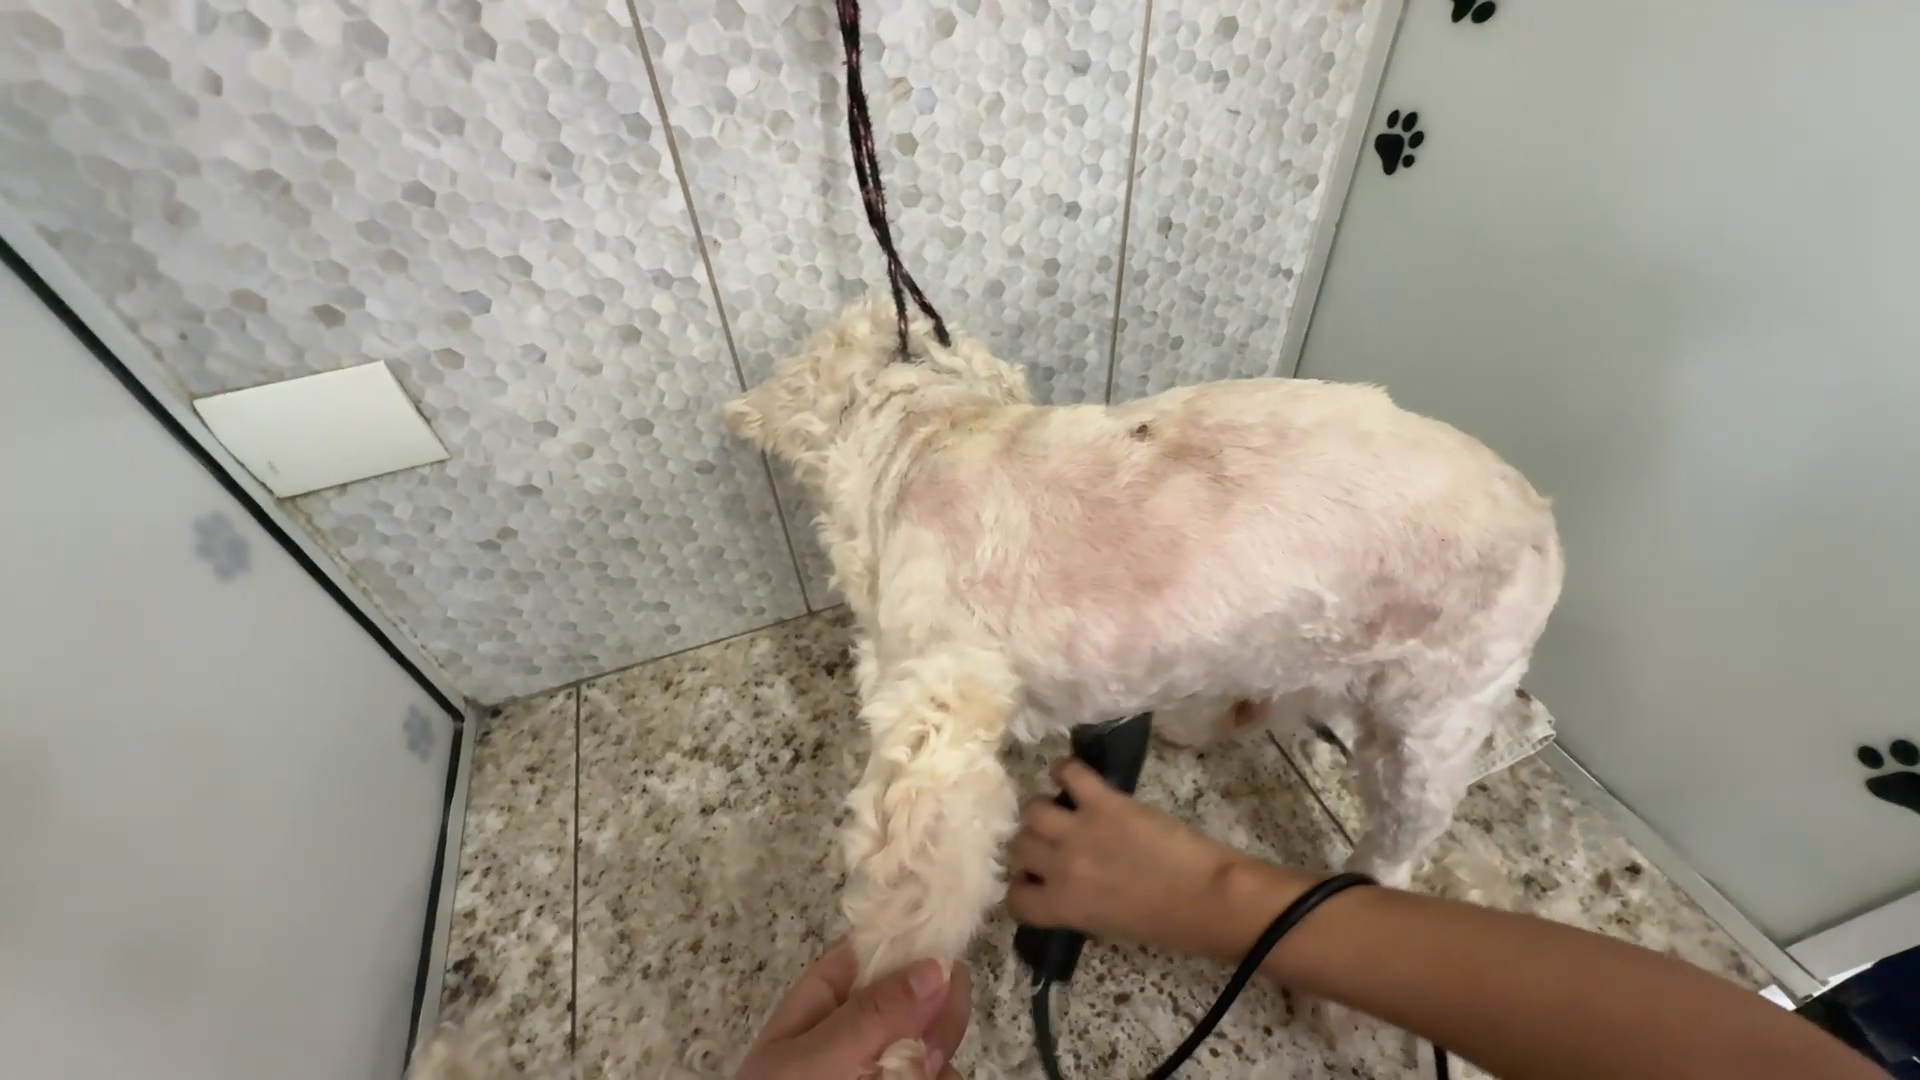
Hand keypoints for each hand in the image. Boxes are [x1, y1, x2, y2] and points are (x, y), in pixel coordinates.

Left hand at [736, 940, 970, 1078]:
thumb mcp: (814, 1061)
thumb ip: (873, 1015)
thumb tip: (939, 966)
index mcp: (830, 991)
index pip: (881, 940)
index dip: (918, 937)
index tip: (949, 959)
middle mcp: (864, 1019)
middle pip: (925, 984)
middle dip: (939, 1012)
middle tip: (929, 1053)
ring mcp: (886, 1059)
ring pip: (941, 1033)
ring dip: (941, 1052)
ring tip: (920, 1078)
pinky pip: (945, 1073)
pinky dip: (945, 1078)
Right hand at [1007, 759, 1313, 961]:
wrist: (1210, 898)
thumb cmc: (1168, 925)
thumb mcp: (1107, 925)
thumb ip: (1076, 904)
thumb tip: (1063, 886)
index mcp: (1064, 906)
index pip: (1015, 898)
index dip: (1022, 889)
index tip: (1033, 882)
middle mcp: (1061, 866)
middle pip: (1020, 846)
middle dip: (1031, 847)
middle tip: (1050, 844)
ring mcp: (1080, 828)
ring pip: (1033, 809)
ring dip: (1043, 812)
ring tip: (1060, 811)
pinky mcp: (1104, 800)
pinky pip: (1070, 772)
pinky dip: (1065, 770)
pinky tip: (1070, 776)